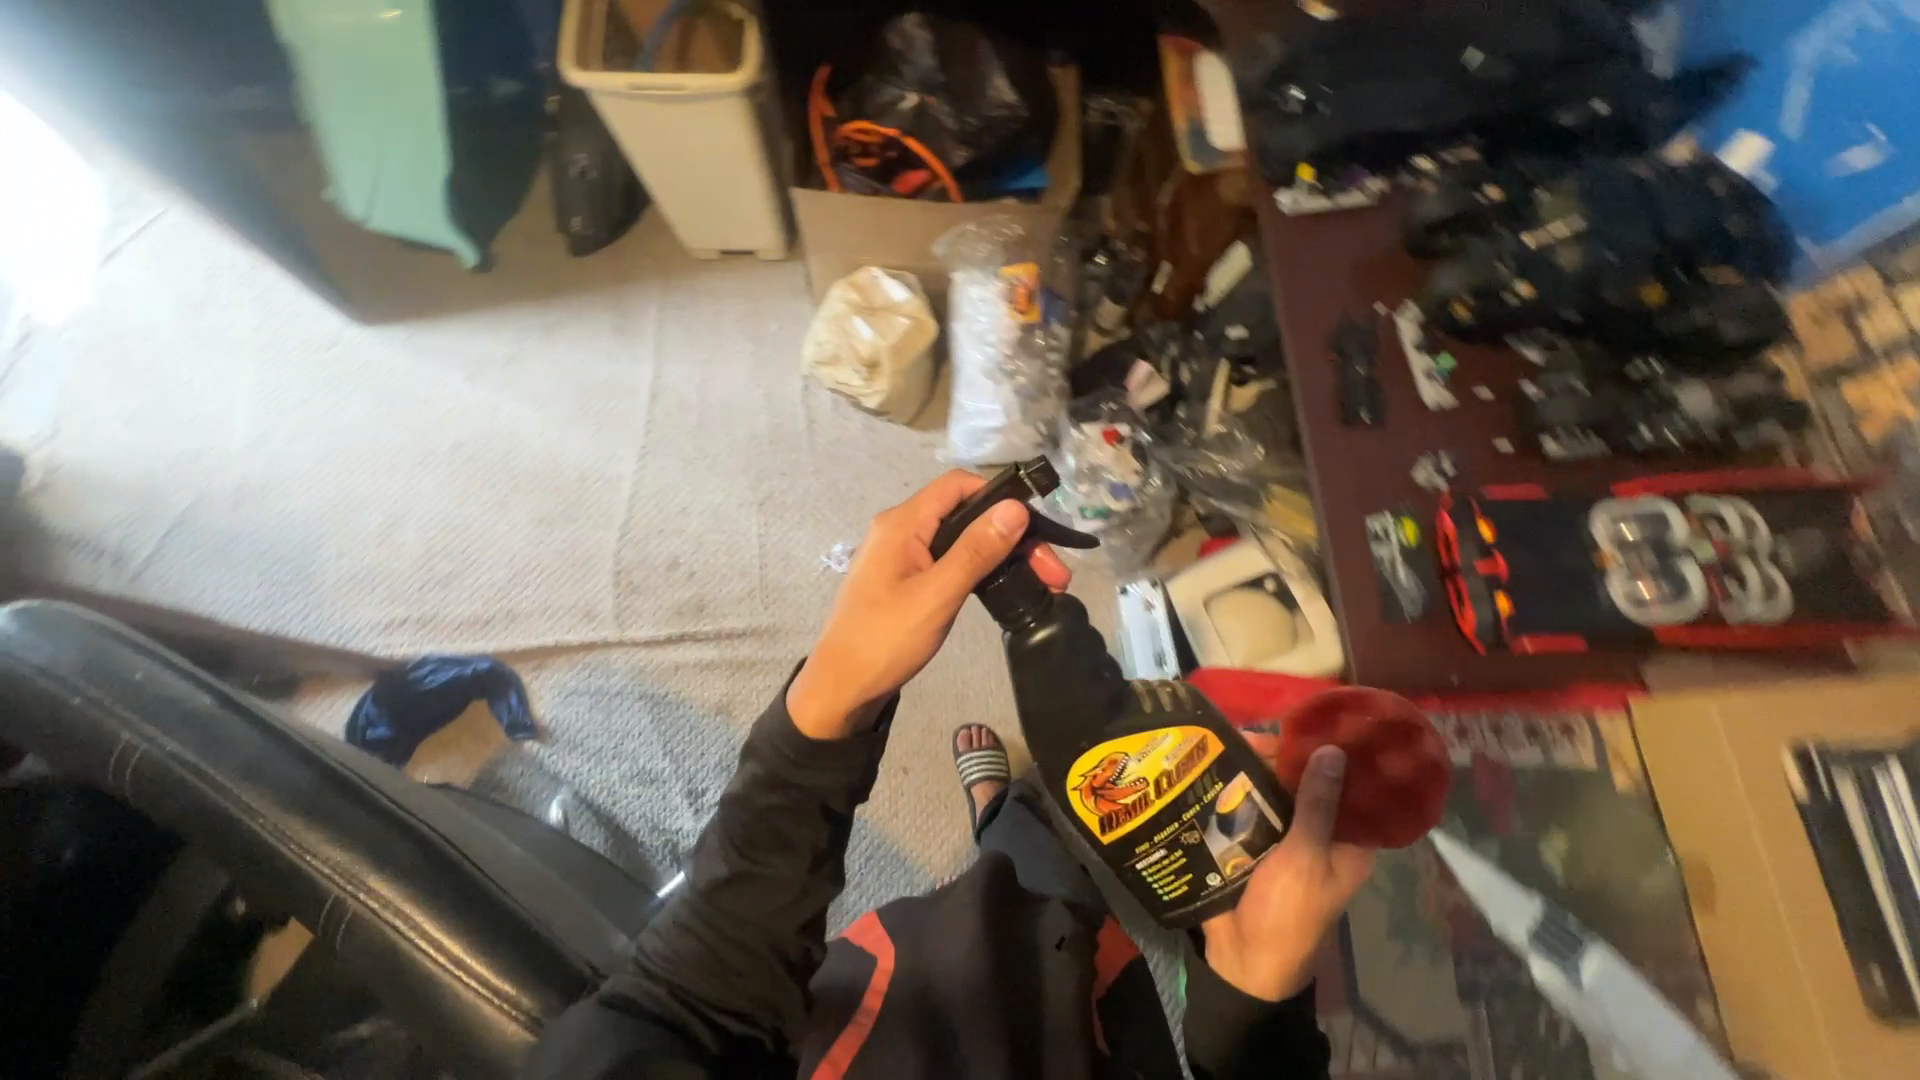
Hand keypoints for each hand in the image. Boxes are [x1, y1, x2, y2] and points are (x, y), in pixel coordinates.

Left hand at [786, 470, 1071, 737]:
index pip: (958, 485)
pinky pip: (949, 561)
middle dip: (1011, 536)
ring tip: (1042, 582)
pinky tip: (1003, 588)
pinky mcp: (906, 580)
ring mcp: (901, 555)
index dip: (1000, 498)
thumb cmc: (886, 639)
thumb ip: (976, 550)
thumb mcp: (937, 594)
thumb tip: (1016, 507)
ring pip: (960, 540)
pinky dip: (979, 571)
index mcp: (902, 523)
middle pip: (965, 513)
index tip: (1037, 528)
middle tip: (1053, 573)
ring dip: (1000, 556)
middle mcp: (900, 529)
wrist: (842, 687)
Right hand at [1202, 745, 1374, 1000]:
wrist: (1242, 959)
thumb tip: (1333, 750)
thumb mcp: (1306, 857)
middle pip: (1305, 783)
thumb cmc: (1289, 912)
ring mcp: (1281, 836)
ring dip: (1252, 768)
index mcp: (1348, 840)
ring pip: (1271, 790)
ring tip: (1227, 739)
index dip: (1338, 755)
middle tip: (1254, 732)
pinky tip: (1212, 763)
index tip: (1317, 721)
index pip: (1352, 787)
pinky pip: (1243, 805)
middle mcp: (1318, 833)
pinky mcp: (1248, 841)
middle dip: (1283, 757)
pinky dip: (1231, 786)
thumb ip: (1317, 805)